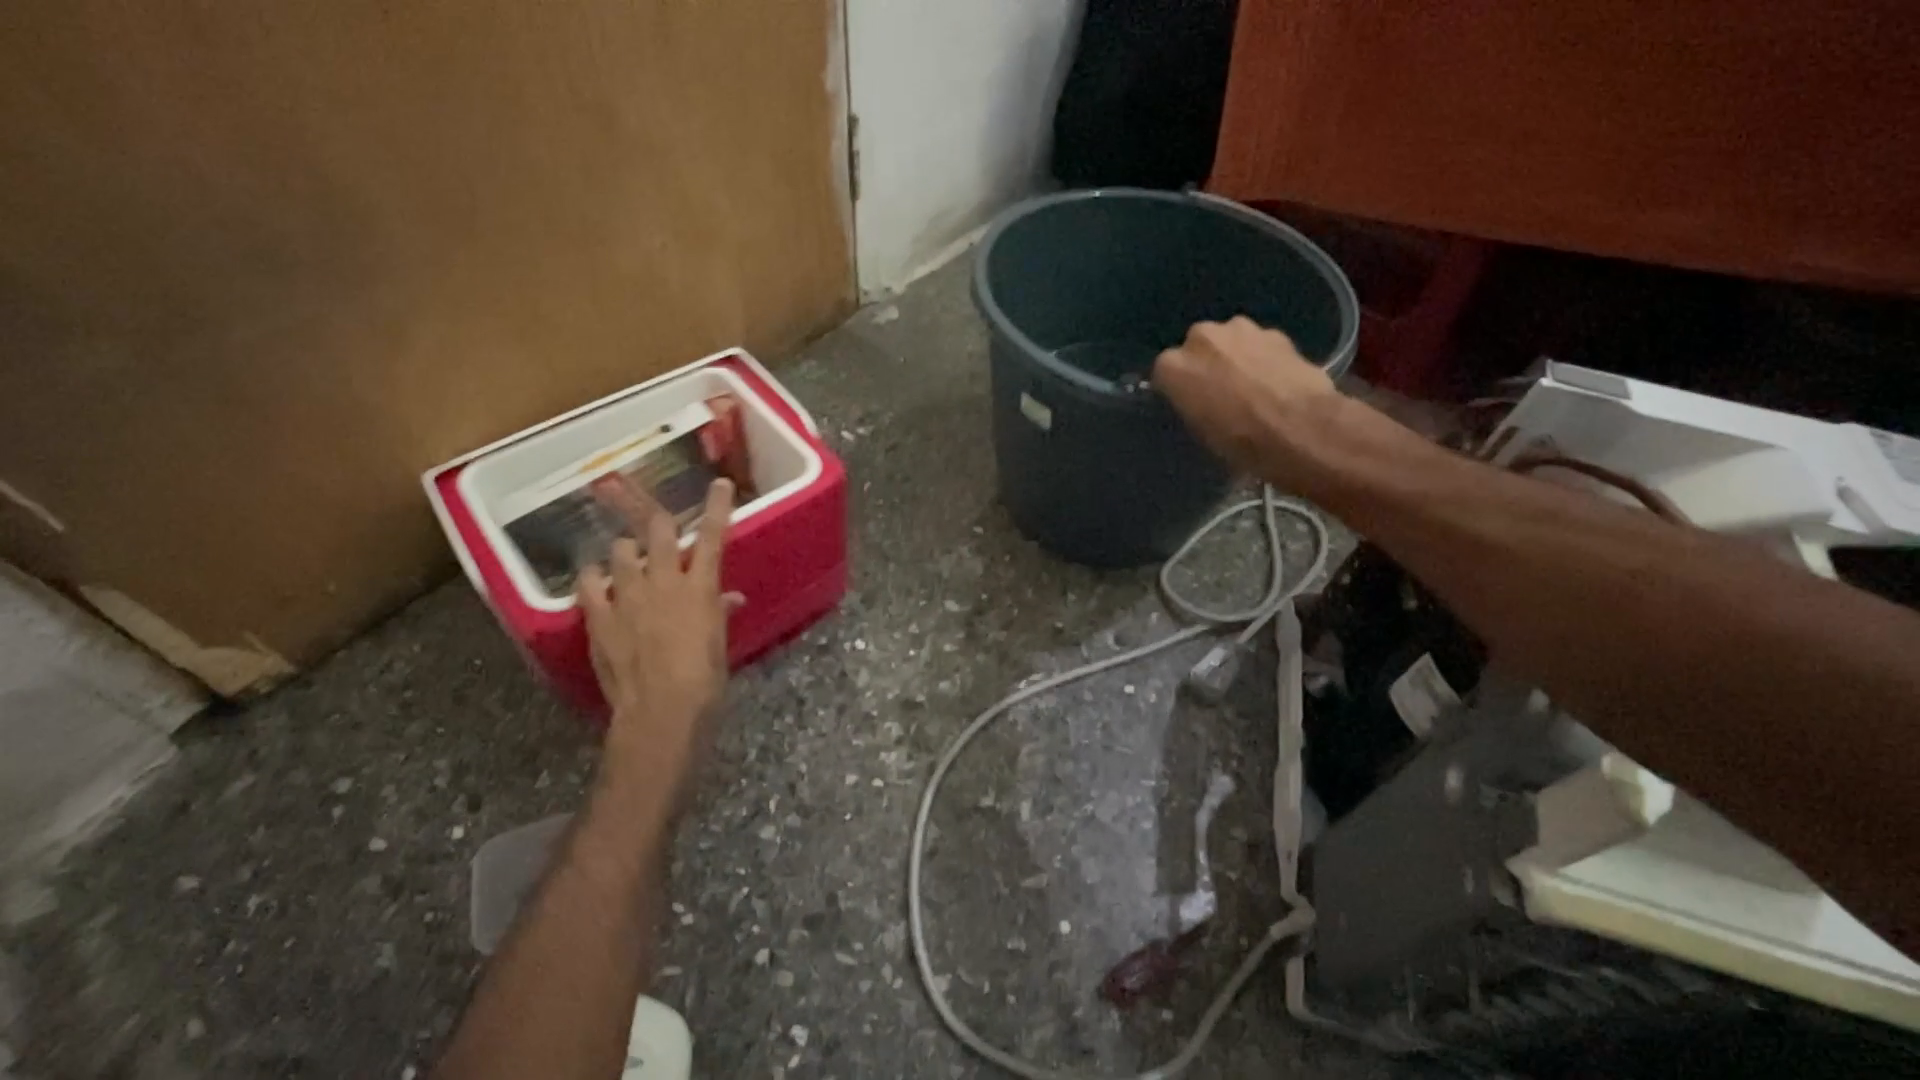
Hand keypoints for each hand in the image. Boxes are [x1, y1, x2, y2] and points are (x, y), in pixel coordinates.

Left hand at [577, 479, 737, 806]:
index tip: (718, 484)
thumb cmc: (704, 681)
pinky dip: (594, 578)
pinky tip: (596, 581)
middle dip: (656, 517)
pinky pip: (589, 583)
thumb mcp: (719, 645)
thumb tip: (730, 598)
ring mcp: (627, 595)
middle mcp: (663, 581)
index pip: (712, 536)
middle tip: (653, 513)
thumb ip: (720, 613)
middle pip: (659, 532)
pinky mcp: (599, 615)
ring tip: (627, 555)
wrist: (661, 710)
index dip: (716, 506)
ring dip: (626, 550)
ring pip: (622, 551)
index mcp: (700, 588)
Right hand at [1153, 316, 1335, 477]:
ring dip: (1236, 357)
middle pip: (1198, 347)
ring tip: (1252, 386)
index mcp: (1173, 366)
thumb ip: (1192, 405)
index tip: (1192, 403)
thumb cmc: (1241, 442)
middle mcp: (1200, 338)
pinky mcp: (1276, 332)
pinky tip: (1276, 381)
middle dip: (1207, 364)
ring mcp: (1240, 329)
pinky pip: (1261, 344)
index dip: (1180, 388)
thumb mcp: (1201, 432)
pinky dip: (1264, 357)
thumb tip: (1200, 401)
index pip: (1166, 372)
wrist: (1300, 429)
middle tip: (1222, 392)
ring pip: (1230, 341)